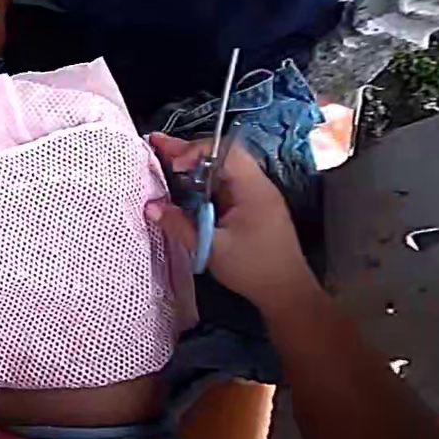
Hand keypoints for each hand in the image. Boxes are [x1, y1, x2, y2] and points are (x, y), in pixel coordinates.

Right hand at [147, 132, 320, 313]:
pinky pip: (225, 185)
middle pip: (222, 155)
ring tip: (166, 162)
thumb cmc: (253, 269)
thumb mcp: (211, 249)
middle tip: (158, 146)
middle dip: (189, 152)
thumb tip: (151, 207)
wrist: (286, 292)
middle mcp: (257, 185)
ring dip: (195, 167)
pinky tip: (184, 186)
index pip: (225, 151)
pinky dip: (203, 182)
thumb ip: (180, 226)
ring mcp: (256, 195)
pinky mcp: (251, 207)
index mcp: (253, 189)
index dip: (197, 151)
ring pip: (222, 170)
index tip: (175, 164)